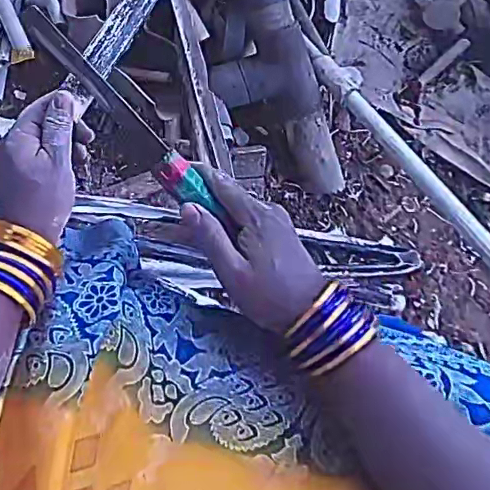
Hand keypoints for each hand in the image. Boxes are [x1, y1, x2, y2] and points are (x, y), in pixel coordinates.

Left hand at [0, 90, 82, 238]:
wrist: (28, 237)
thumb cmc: (43, 203)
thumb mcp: (58, 160)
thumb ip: (60, 126)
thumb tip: (62, 99)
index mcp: (16, 139)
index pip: (38, 107)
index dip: (61, 106)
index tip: (80, 112)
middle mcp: (8, 146)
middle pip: (39, 123)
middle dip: (65, 127)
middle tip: (85, 139)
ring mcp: (10, 161)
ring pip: (40, 140)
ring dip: (63, 144)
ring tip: (79, 158)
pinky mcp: (15, 174)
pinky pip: (35, 155)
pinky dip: (53, 157)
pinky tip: (67, 168)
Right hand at [176, 165, 328, 334]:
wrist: (315, 317)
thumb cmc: (273, 298)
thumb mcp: (232, 271)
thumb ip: (209, 236)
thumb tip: (188, 208)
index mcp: (256, 216)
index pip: (219, 182)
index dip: (193, 174)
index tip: (174, 172)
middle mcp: (268, 211)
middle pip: (226, 193)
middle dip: (201, 198)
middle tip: (181, 212)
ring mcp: (277, 220)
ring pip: (236, 206)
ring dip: (215, 213)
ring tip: (201, 236)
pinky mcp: (280, 231)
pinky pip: (247, 218)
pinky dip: (230, 223)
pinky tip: (224, 243)